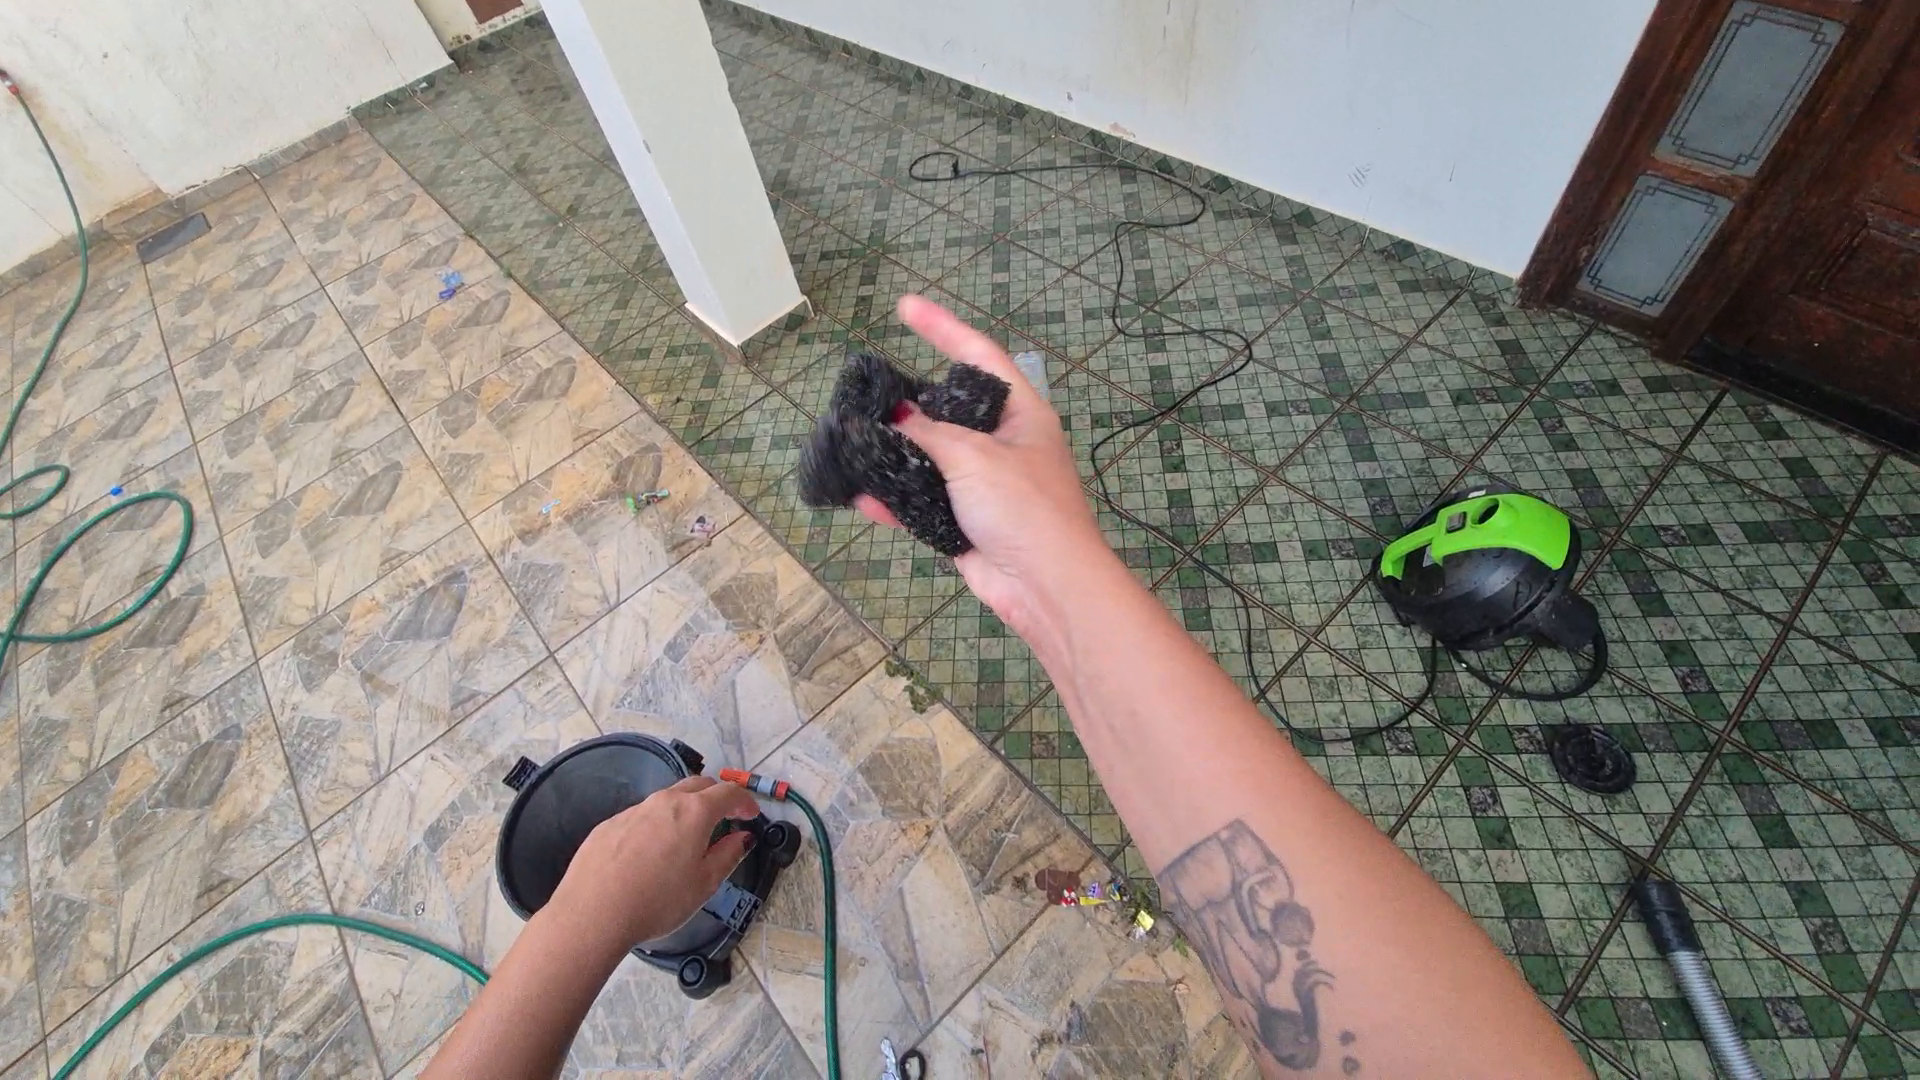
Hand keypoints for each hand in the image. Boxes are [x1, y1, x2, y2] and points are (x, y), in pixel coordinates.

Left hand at [546, 775, 759, 948]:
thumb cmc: (657, 902)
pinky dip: (654, 826)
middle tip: (723, 818)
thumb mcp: (704, 884)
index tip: (751, 815)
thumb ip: (728, 855)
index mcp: (695, 812)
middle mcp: (665, 801)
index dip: (745, 801)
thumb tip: (741, 837)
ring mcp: (634, 810)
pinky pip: (640, 817)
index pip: (729, 793)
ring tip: (683, 839)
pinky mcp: (608, 825)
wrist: (590, 915)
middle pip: (698, 785)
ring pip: (667, 800)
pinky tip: (646, 855)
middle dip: (716, 797)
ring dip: (683, 810)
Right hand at [853, 295, 1122, 650]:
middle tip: (866, 396)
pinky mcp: (964, 521)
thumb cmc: (1024, 507)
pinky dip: (895, 500)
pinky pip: (922, 501)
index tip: (905, 307)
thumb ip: (929, 433)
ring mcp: (981, 484)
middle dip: (908, 405)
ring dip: (894, 456)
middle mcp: (1001, 444)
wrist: (1044, 584)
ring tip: (853, 444)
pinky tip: (863, 497)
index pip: (979, 355)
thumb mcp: (975, 457)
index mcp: (1019, 414)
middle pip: (947, 411)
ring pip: (929, 459)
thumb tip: (895, 420)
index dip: (943, 327)